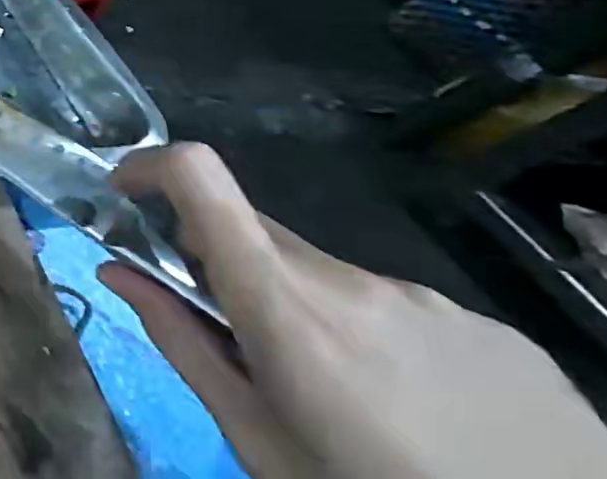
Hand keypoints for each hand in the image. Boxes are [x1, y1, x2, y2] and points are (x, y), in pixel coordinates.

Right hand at [97, 144, 606, 478]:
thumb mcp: (256, 440)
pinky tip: (412, 410)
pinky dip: (371, 337)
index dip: (150, 167)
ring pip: (325, 276)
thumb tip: (115, 270)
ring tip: (340, 396)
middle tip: (237, 338)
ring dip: (303, 309)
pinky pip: (395, 309)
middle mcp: (352, 281)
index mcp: (285, 305)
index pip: (200, 177)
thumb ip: (181, 342)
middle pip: (255, 236)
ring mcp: (429, 302)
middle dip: (226, 268)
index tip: (126, 195)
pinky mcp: (491, 330)